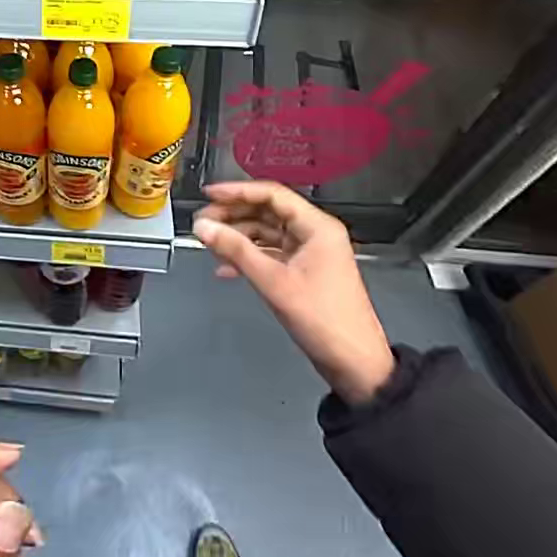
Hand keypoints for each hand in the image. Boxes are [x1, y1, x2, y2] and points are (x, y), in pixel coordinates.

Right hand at [194, 180, 396, 403]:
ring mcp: (308, 253)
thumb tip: (202, 227)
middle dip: (233, 216)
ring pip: (265, 233)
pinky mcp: (302, 271)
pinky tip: (225, 268)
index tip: (208, 194)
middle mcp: (314, 233)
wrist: (355, 365)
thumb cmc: (322, 319)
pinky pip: (269, 254)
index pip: (272, 195)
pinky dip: (247, 257)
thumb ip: (236, 250)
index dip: (237, 191)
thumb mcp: (273, 281)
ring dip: (237, 237)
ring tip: (208, 243)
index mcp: (317, 227)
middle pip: (267, 212)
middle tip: (202, 222)